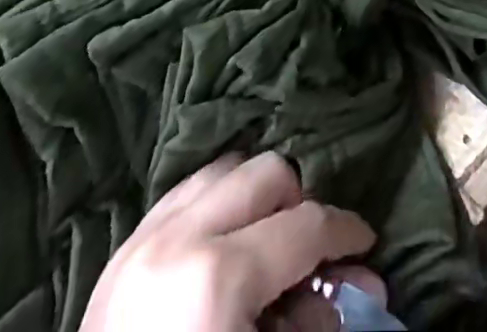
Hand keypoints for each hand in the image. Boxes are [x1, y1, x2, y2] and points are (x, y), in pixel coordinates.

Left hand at [82, 152, 386, 331]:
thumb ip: (312, 323)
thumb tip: (352, 285)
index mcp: (220, 273)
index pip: (306, 223)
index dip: (345, 230)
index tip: (363, 242)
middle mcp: (181, 236)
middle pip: (265, 173)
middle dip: (299, 202)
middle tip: (311, 247)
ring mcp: (144, 237)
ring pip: (221, 170)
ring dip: (254, 196)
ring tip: (266, 241)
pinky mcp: (123, 249)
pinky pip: (182, 194)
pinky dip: (215, 203)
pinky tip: (225, 242)